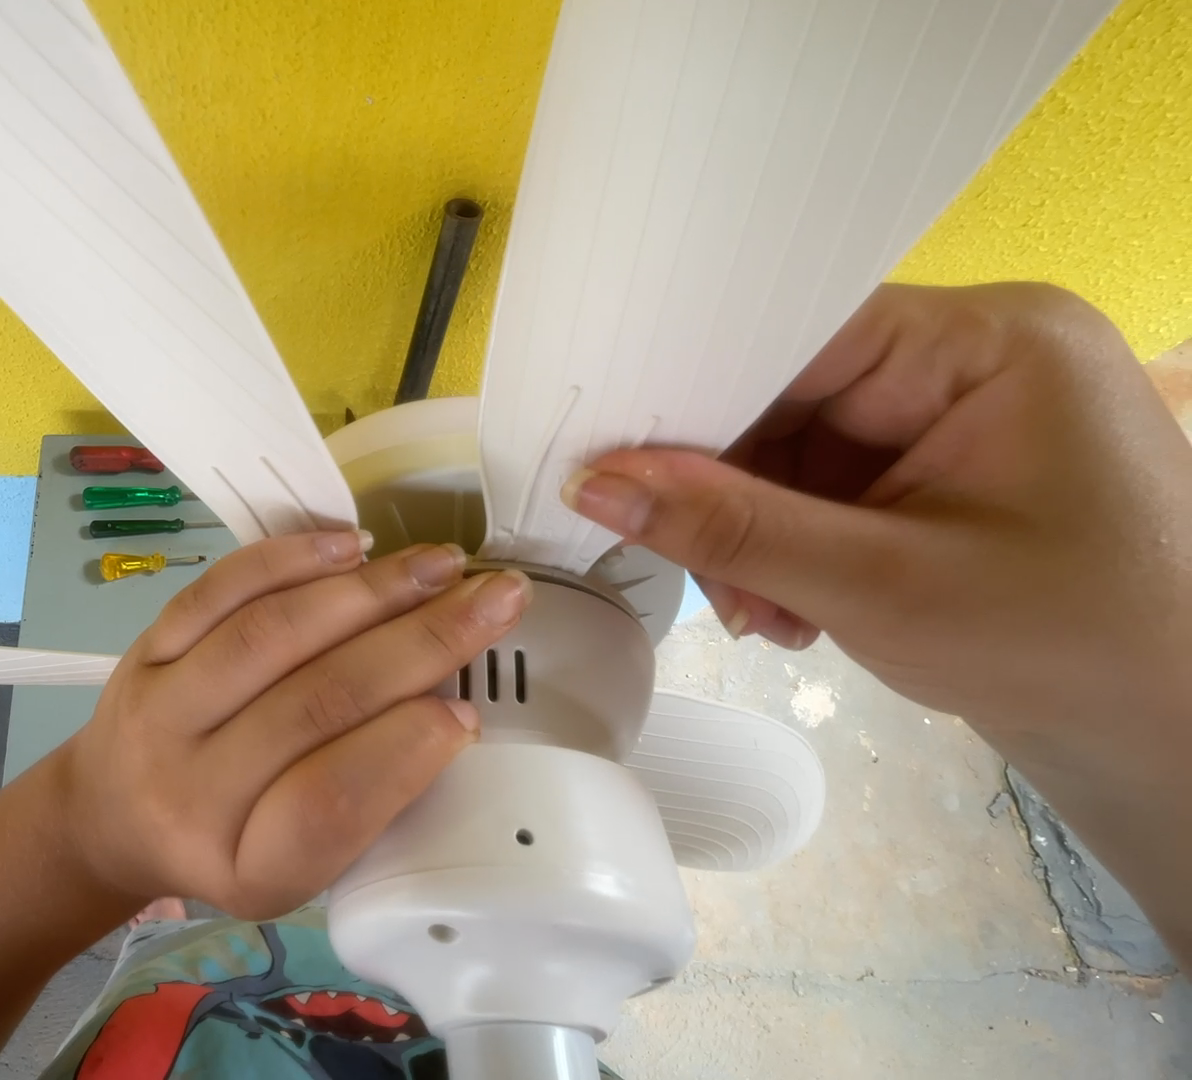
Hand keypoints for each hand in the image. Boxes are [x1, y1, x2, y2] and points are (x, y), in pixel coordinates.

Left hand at [46, 533, 530, 919]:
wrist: (111, 813)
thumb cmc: (221, 842)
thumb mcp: (292, 864)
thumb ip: (359, 801)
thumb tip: (439, 707)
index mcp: (244, 865)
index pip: (328, 805)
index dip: (405, 753)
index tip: (467, 709)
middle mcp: (190, 790)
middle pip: (312, 704)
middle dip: (418, 644)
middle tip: (493, 601)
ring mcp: (160, 708)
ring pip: (270, 635)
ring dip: (367, 592)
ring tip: (439, 566)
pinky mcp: (145, 648)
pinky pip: (217, 591)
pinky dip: (287, 559)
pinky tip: (350, 545)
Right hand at [562, 282, 1191, 735]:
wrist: (1168, 730)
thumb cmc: (1067, 647)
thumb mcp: (877, 585)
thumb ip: (726, 529)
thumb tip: (590, 485)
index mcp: (979, 344)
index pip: (785, 337)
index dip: (688, 396)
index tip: (611, 466)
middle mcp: (950, 359)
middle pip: (769, 401)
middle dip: (720, 499)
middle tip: (704, 577)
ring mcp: (928, 416)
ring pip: (770, 455)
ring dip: (739, 538)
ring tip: (760, 613)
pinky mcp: (909, 466)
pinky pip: (796, 488)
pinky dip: (769, 549)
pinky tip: (785, 607)